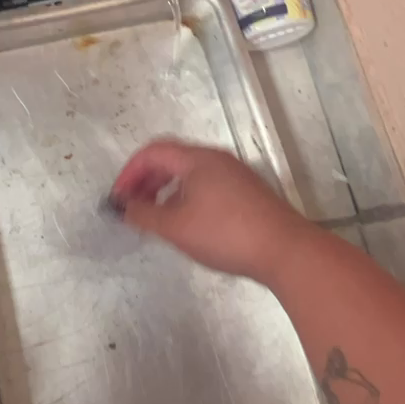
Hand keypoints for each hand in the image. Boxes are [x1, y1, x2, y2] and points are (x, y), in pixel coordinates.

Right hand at [108, 139, 317, 285]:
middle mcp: (215, 158)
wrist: (287, 251)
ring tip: (155, 216)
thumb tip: (123, 207)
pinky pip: (206, 184)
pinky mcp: (247, 192)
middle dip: (145, 180)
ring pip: (189, 173)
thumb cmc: (226, 234)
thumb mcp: (177, 227)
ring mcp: (234, 174)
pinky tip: (186, 222)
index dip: (129, 172)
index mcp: (197, 159)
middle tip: (132, 205)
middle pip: (171, 159)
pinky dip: (185, 195)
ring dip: (165, 189)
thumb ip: (144, 215)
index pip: (152, 152)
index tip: (118, 198)